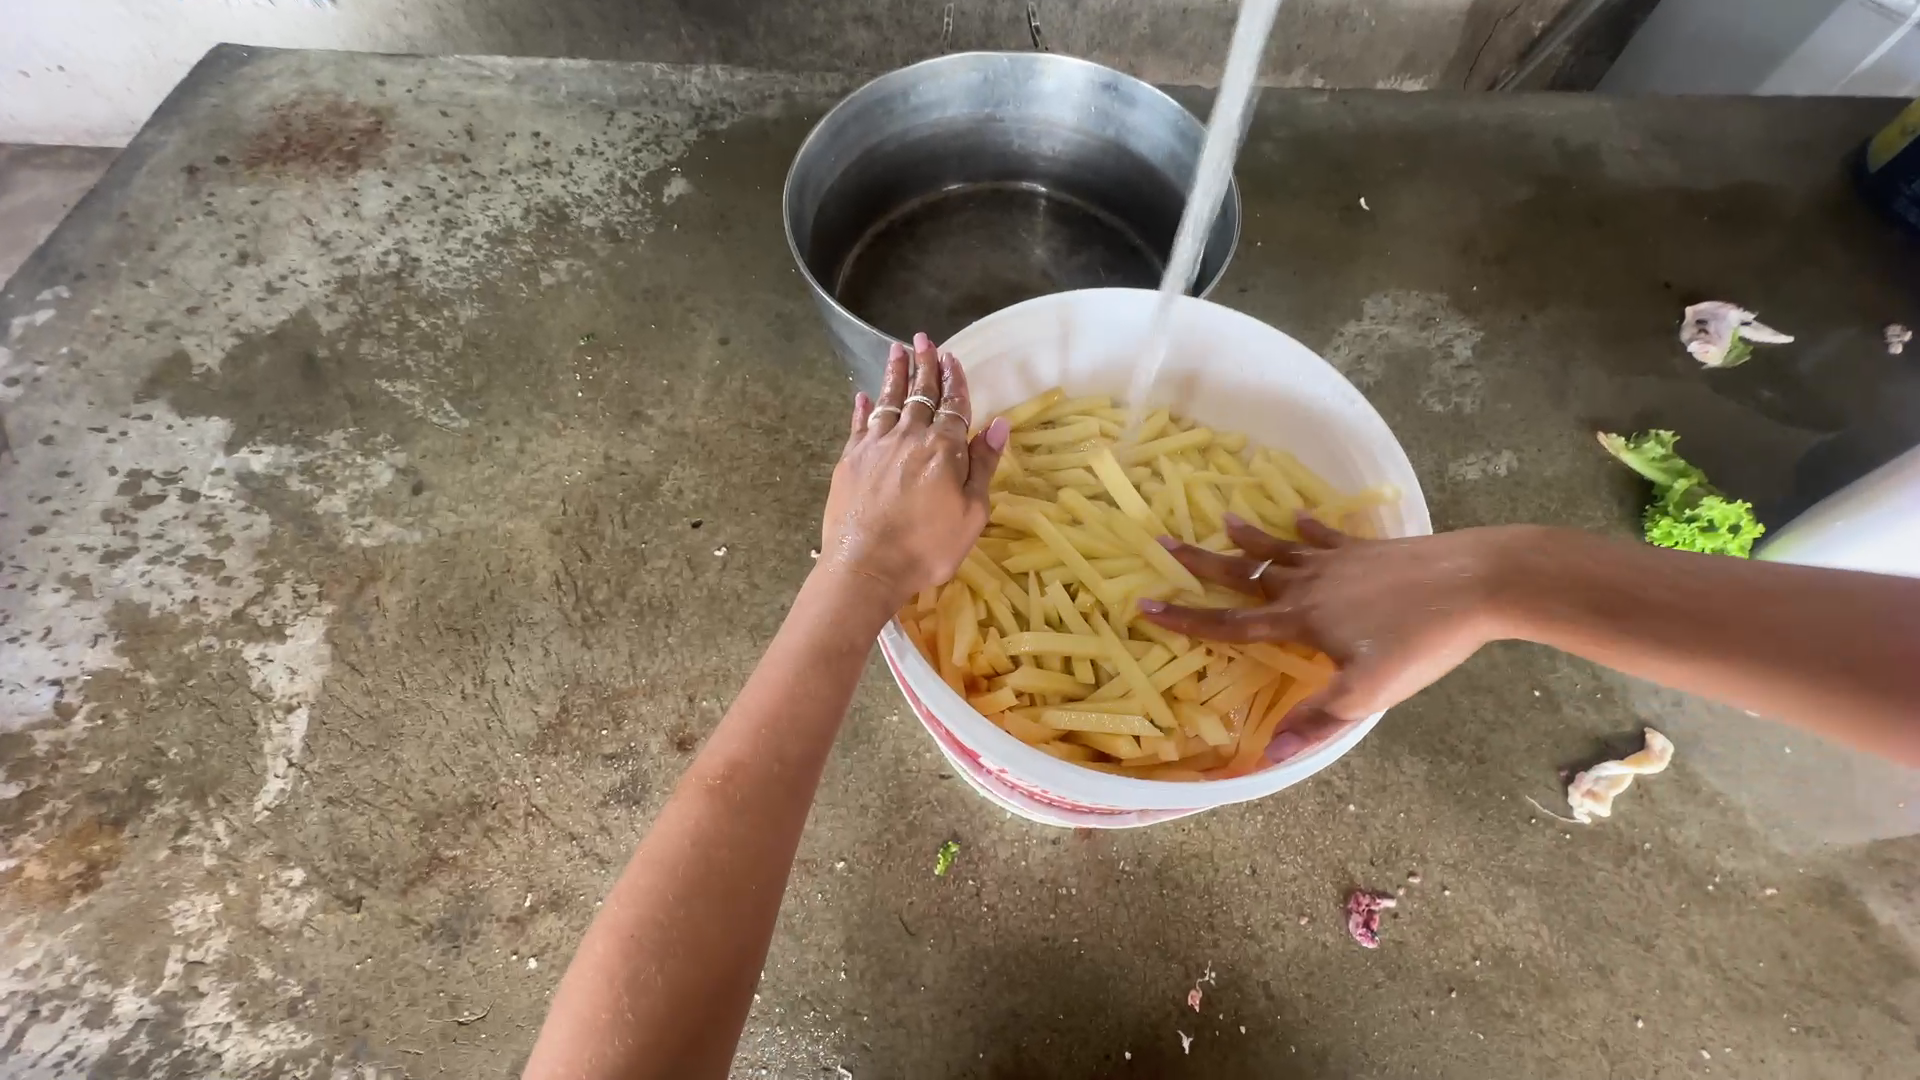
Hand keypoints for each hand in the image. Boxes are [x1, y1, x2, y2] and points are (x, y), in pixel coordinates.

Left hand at [818, 333, 1008, 607]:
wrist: (866, 566)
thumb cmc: (927, 548)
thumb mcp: (971, 514)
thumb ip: (983, 466)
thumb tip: (999, 425)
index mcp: (944, 448)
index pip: (954, 405)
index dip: (955, 380)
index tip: (952, 356)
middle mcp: (909, 436)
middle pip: (920, 394)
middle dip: (924, 365)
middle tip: (923, 338)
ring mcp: (875, 446)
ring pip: (889, 400)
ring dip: (895, 374)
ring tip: (896, 350)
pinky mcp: (849, 459)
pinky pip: (859, 424)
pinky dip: (863, 407)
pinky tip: (863, 395)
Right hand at [1139, 515, 1513, 760]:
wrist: (1477, 581)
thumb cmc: (1421, 641)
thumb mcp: (1368, 691)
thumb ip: (1317, 720)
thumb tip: (1269, 753)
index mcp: (1298, 620)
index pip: (1229, 622)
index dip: (1185, 617)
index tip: (1146, 604)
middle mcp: (1305, 585)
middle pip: (1241, 572)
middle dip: (1199, 561)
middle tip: (1164, 541)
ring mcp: (1334, 561)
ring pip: (1276, 548)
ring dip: (1247, 536)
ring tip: (1222, 518)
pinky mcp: (1363, 548)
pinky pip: (1323, 535)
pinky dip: (1305, 527)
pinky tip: (1297, 514)